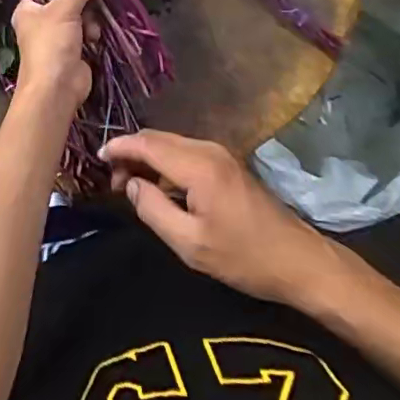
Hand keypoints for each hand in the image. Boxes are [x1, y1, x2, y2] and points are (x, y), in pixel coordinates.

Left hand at [10, 0, 102, 105]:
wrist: (57, 89)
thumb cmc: (51, 45)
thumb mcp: (64, 10)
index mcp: (28, 9)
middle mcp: (40, 22)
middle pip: (67, 0)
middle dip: (83, 2)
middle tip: (95, 1)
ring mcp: (56, 37)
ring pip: (80, 17)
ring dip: (90, 20)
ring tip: (92, 28)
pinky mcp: (72, 51)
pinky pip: (86, 34)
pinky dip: (93, 34)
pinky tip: (96, 37)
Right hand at [103, 130, 361, 312]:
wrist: (301, 262)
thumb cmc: (245, 257)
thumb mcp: (190, 244)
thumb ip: (152, 210)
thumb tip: (131, 184)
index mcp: (198, 166)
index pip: (147, 143)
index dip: (119, 147)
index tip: (97, 158)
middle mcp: (208, 150)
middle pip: (157, 138)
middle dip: (130, 153)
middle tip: (112, 181)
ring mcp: (220, 155)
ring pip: (170, 144)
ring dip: (146, 158)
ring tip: (131, 186)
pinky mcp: (226, 165)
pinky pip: (184, 153)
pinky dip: (164, 163)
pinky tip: (158, 187)